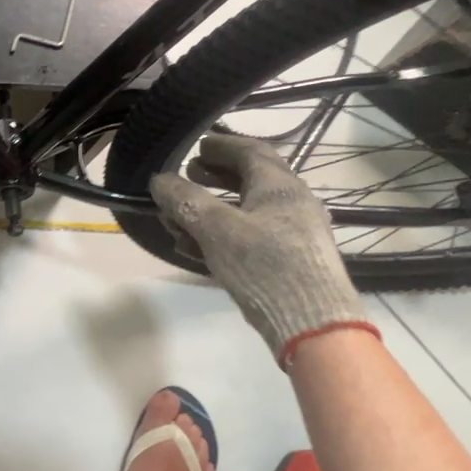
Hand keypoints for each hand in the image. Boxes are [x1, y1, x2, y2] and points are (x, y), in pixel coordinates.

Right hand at [150, 134, 369, 366]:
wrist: (311, 325)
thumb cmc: (265, 265)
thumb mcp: (215, 228)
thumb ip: (184, 200)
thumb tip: (159, 179)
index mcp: (280, 187)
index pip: (251, 152)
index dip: (222, 146)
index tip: (196, 146)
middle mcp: (291, 204)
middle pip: (250, 180)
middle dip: (215, 176)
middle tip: (189, 174)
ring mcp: (292, 234)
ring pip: (246, 210)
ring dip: (211, 208)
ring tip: (179, 216)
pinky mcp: (287, 261)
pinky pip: (248, 235)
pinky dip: (220, 232)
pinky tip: (194, 246)